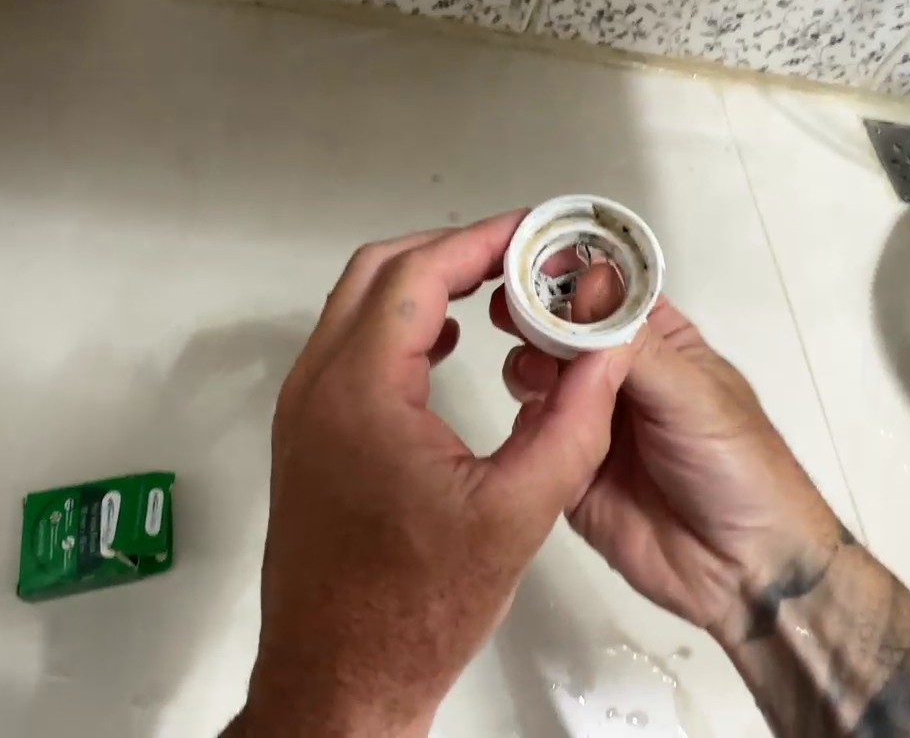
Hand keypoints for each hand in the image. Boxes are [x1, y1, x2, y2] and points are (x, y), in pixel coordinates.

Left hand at [228, 212, 635, 737]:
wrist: (338, 677)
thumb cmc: (421, 604)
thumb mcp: (516, 515)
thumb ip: (571, 425)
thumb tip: (606, 353)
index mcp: (360, 388)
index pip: (418, 274)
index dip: (481, 242)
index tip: (533, 232)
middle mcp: (317, 380)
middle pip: (380, 269)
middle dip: (451, 249)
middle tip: (517, 256)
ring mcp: (303, 402)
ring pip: (358, 300)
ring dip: (422, 280)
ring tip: (491, 286)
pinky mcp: (306, 426)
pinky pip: (350, 342)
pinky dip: (398, 320)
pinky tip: (444, 342)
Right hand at [492, 273, 844, 644]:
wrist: (739, 572)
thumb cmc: (734, 465)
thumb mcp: (692, 395)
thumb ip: (633, 344)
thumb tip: (588, 278)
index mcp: (653, 342)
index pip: (605, 291)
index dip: (569, 271)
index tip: (528, 259)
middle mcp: (613, 370)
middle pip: (562, 325)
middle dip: (535, 313)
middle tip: (506, 309)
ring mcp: (587, 413)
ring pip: (539, 367)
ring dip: (529, 361)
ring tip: (536, 375)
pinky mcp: (565, 457)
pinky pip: (532, 423)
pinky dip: (527, 413)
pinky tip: (536, 416)